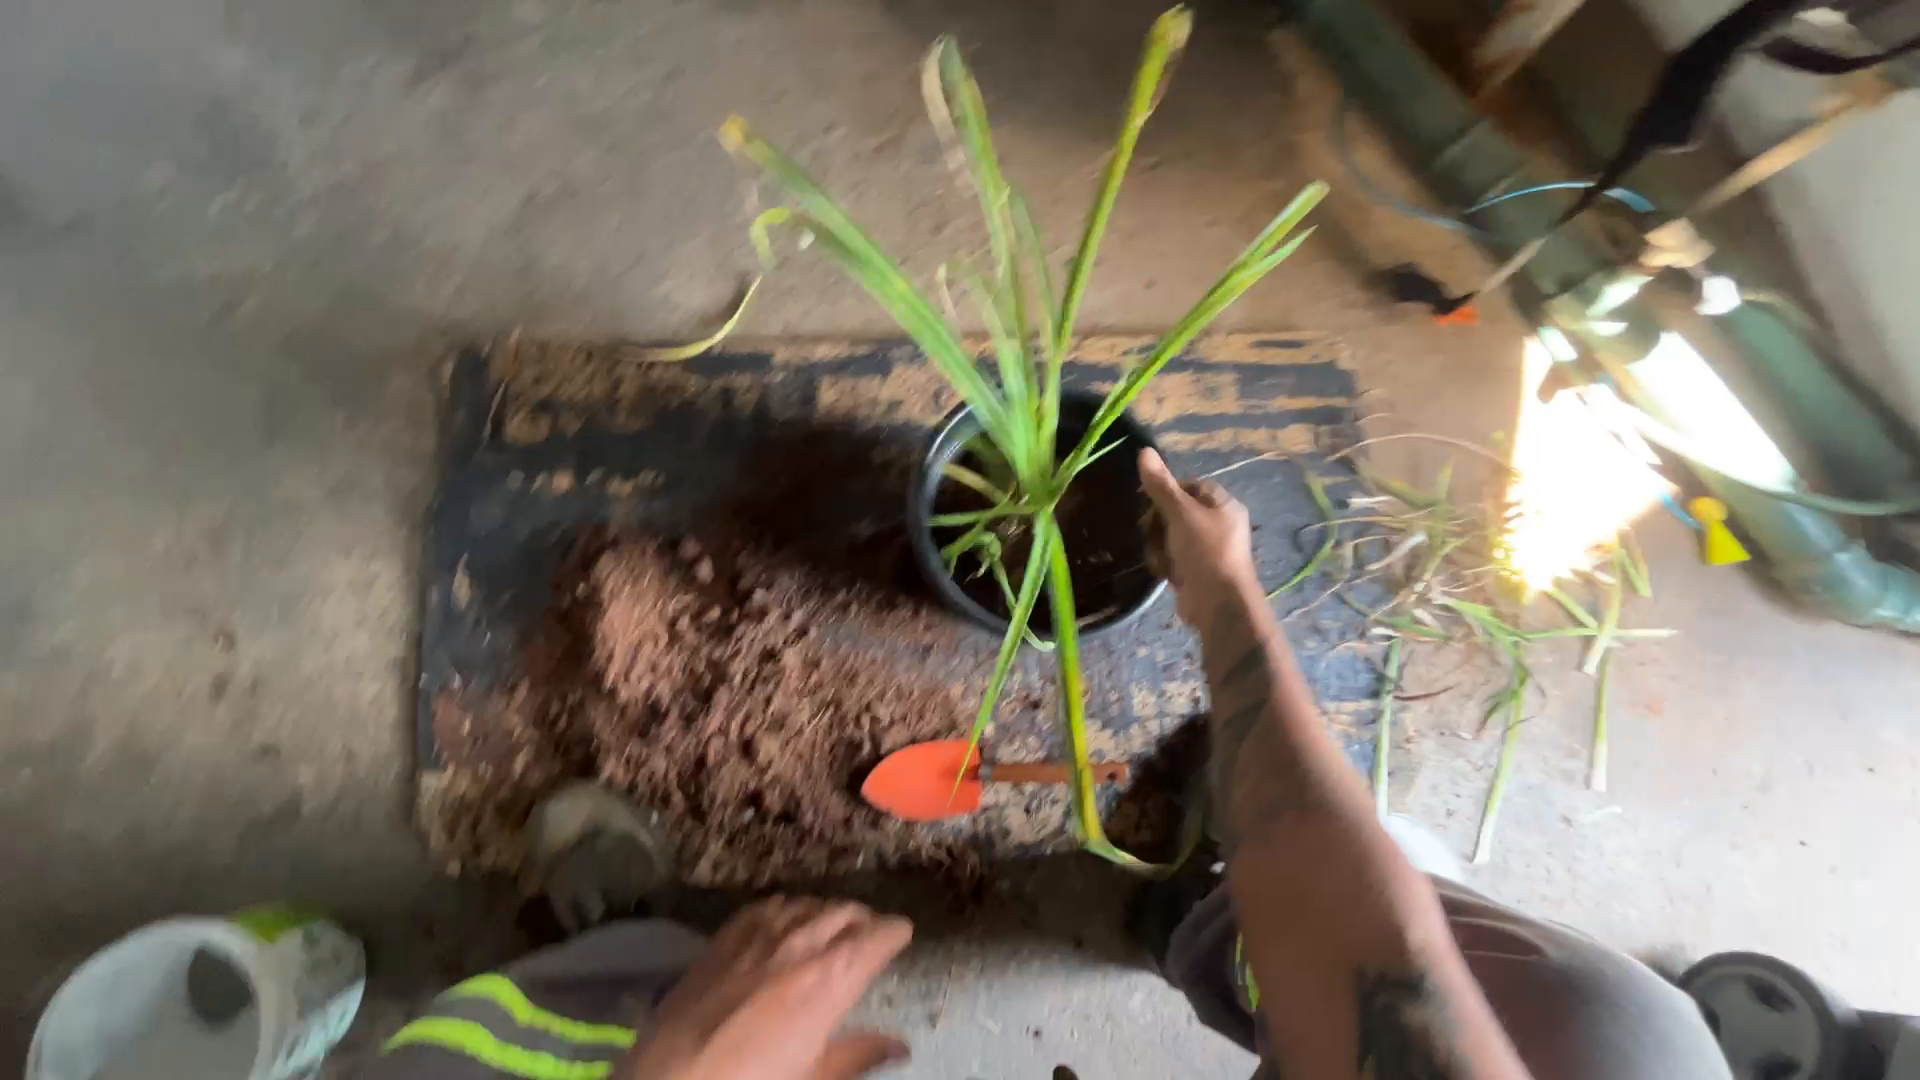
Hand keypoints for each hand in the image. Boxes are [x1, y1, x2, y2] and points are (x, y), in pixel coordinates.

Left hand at [623, 897, 912, 1079]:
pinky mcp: (725, 937)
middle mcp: (801, 943)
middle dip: (865, 920)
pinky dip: (787, 908)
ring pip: (809, 903)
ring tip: (831, 928)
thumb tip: (901, 1045)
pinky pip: (768, 905)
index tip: (903, 935)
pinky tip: (786, 920)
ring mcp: (760, 935)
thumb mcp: (812, 1078)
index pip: (879, 935)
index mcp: (831, 979)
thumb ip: (857, 1054)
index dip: (896, 932)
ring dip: (828, 912)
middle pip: (846, 912)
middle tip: (870, 936)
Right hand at [1139, 448, 1258, 629]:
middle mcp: (1218, 525)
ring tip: (1162, 558)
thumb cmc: (1205, 552)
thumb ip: (1161, 485)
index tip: (1147, 501)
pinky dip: (1165, 563)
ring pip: (1170, 536)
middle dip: (1159, 523)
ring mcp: (1207, 550)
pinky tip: (1165, 573)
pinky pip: (1172, 558)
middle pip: (1176, 511)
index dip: (1167, 491)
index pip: (1190, 486)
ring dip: (1159, 546)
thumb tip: (1144, 451)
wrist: (1218, 605)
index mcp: (1223, 505)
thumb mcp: (1181, 514)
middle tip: (1150, 532)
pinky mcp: (1196, 571)